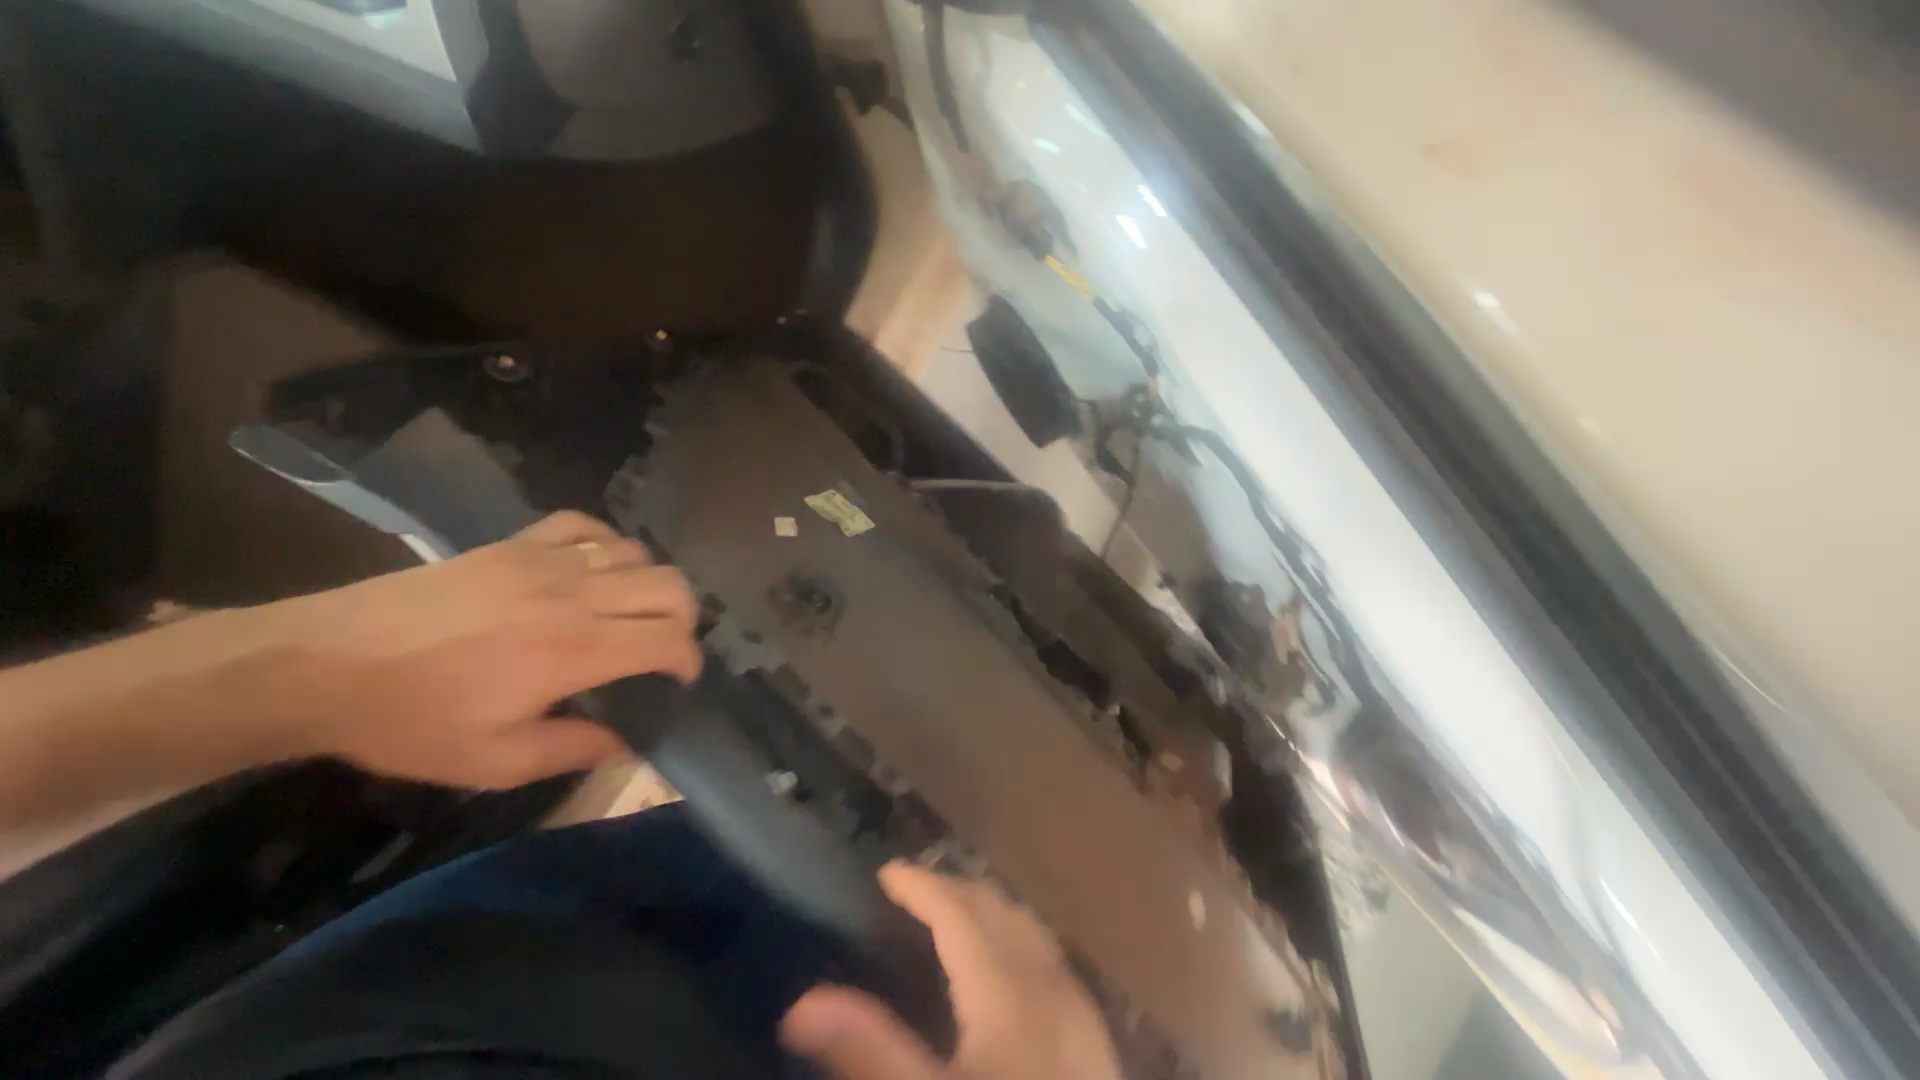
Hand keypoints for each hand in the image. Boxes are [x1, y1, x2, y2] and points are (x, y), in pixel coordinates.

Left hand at [249, 511, 699, 788]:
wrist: (324, 663)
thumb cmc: (412, 720)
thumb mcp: (494, 762)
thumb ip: (573, 751)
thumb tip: (626, 743)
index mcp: (574, 651)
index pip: (668, 639)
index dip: (689, 661)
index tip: (679, 682)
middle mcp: (573, 595)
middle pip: (668, 585)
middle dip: (684, 618)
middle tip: (664, 648)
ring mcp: (541, 560)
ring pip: (634, 552)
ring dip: (648, 583)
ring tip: (629, 613)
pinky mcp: (511, 543)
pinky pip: (581, 525)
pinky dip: (604, 543)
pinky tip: (591, 569)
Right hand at [781, 864, 1123, 1079]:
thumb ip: (870, 1051)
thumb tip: (801, 1005)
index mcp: (1007, 991)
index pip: (960, 914)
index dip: (923, 886)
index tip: (886, 872)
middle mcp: (1048, 987)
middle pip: (1001, 913)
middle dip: (956, 891)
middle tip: (913, 889)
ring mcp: (1080, 1014)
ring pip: (1031, 935)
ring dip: (990, 914)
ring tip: (954, 917)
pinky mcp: (1096, 1045)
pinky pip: (1050, 964)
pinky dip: (1017, 944)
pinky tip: (1009, 975)